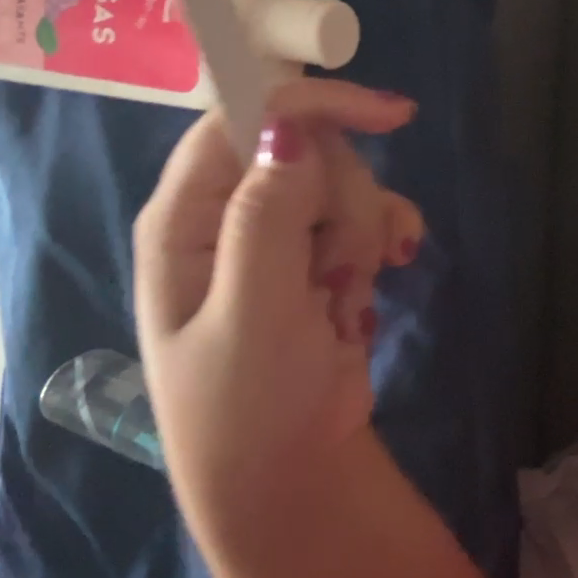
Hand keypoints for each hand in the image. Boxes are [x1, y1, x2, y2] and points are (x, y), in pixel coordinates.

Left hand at [134, 80, 419, 514]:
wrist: (291, 470)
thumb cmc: (251, 404)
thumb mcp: (255, 315)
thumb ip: (266, 219)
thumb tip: (287, 125)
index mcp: (185, 220)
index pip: (242, 123)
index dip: (312, 106)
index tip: (391, 117)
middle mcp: (227, 217)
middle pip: (308, 153)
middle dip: (345, 202)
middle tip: (341, 269)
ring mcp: (278, 238)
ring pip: (345, 184)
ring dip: (365, 230)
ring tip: (349, 294)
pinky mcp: (322, 258)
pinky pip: (369, 215)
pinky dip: (388, 235)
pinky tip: (392, 267)